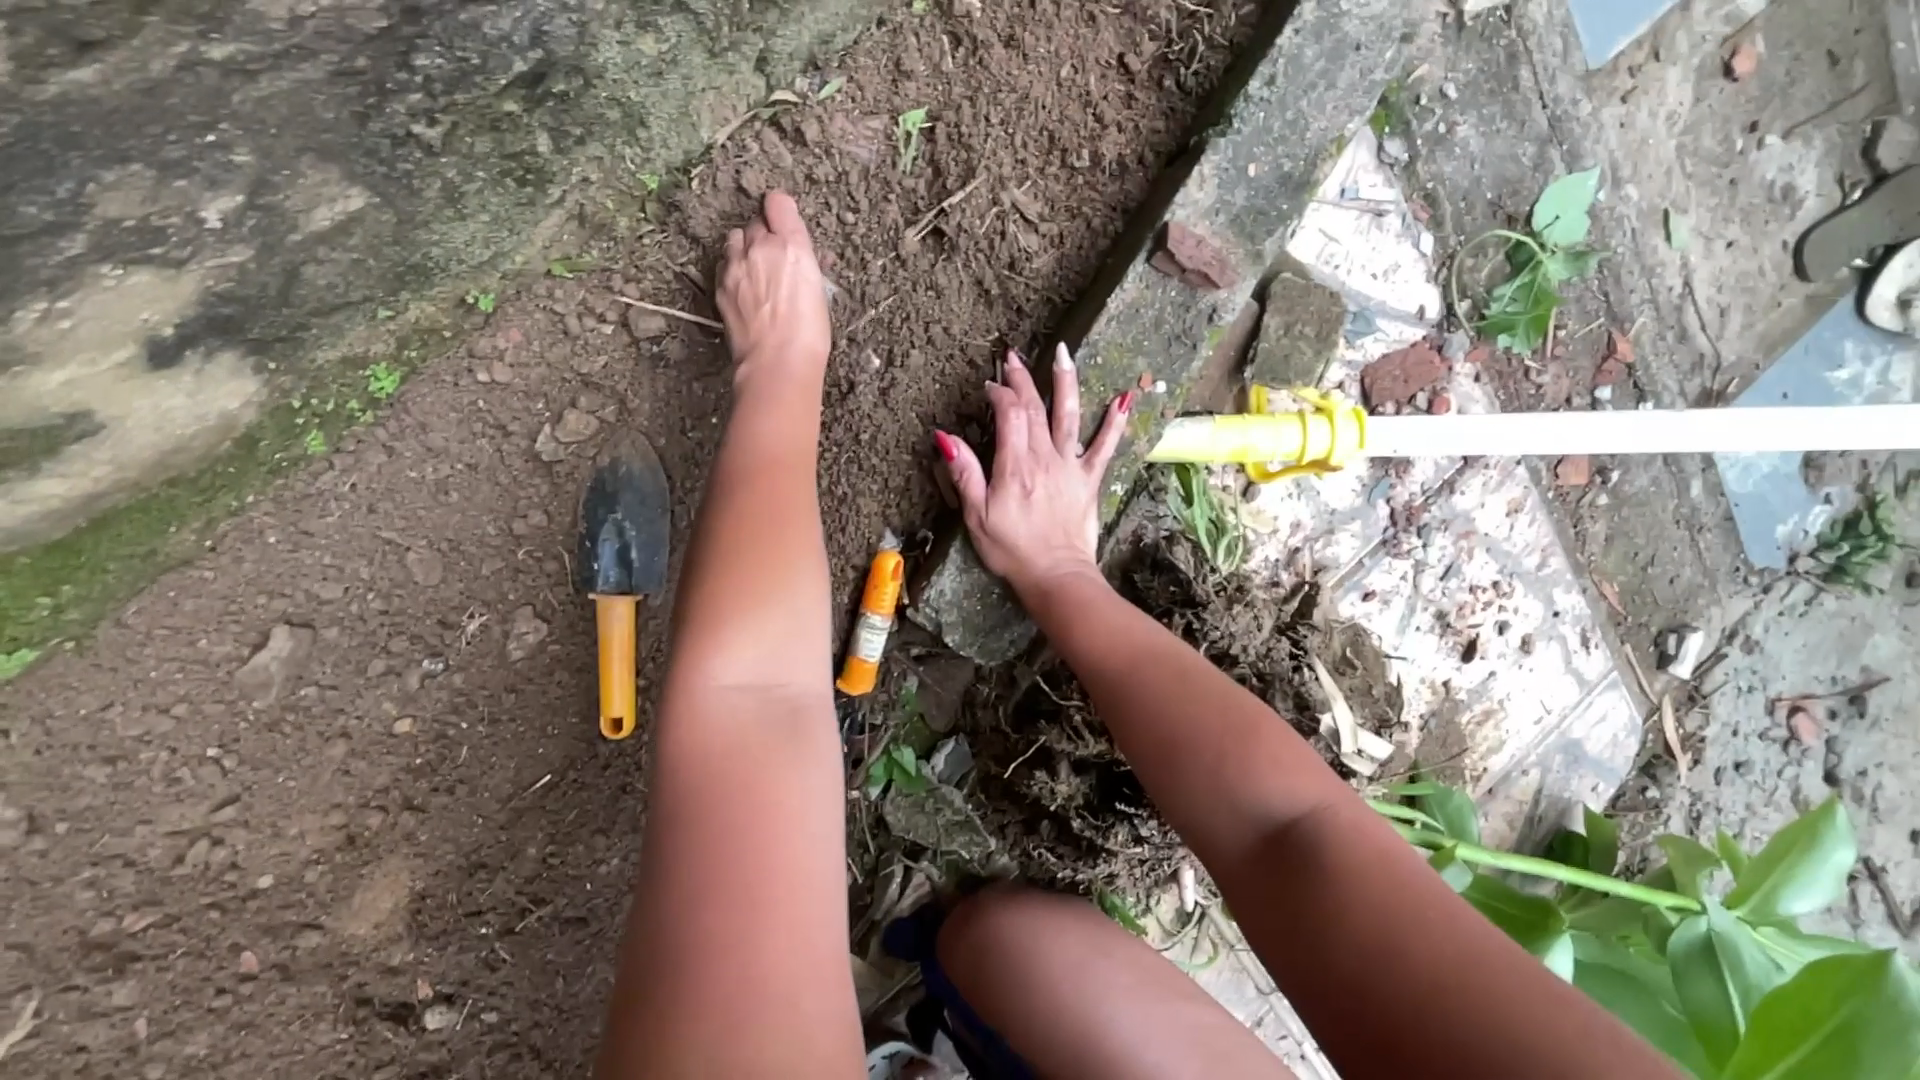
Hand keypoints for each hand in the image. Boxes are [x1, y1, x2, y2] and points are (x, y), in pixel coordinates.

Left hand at [716, 191, 830, 384]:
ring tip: (756, 270)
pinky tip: (745, 289)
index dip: (781, 211)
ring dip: (745, 247)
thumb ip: (810, 266)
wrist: (777, 363)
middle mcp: (760, 248)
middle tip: (776, 257)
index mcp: (792, 246)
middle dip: (765, 235)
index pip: (778, 203)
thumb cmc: (808, 335)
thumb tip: (811, 258)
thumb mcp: (820, 295)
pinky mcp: (721, 286)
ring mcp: (736, 266)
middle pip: (755, 222)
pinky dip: (733, 269)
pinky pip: (725, 264)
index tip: (784, 222)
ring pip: (735, 239)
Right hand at [936, 345, 1132, 597]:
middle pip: (1035, 408)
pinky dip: (1114, 423)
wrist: (1056, 576)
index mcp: (1015, 466)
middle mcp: (1044, 458)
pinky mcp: (1089, 480)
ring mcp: (1070, 467)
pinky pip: (1104, 447)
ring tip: (1064, 354)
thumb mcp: (977, 516)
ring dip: (1065, 383)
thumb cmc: (1012, 551)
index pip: (1009, 414)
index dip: (999, 394)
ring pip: (1069, 416)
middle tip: (1013, 357)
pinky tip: (1123, 399)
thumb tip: (946, 438)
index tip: (989, 386)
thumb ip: (966, 474)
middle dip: (1022, 379)